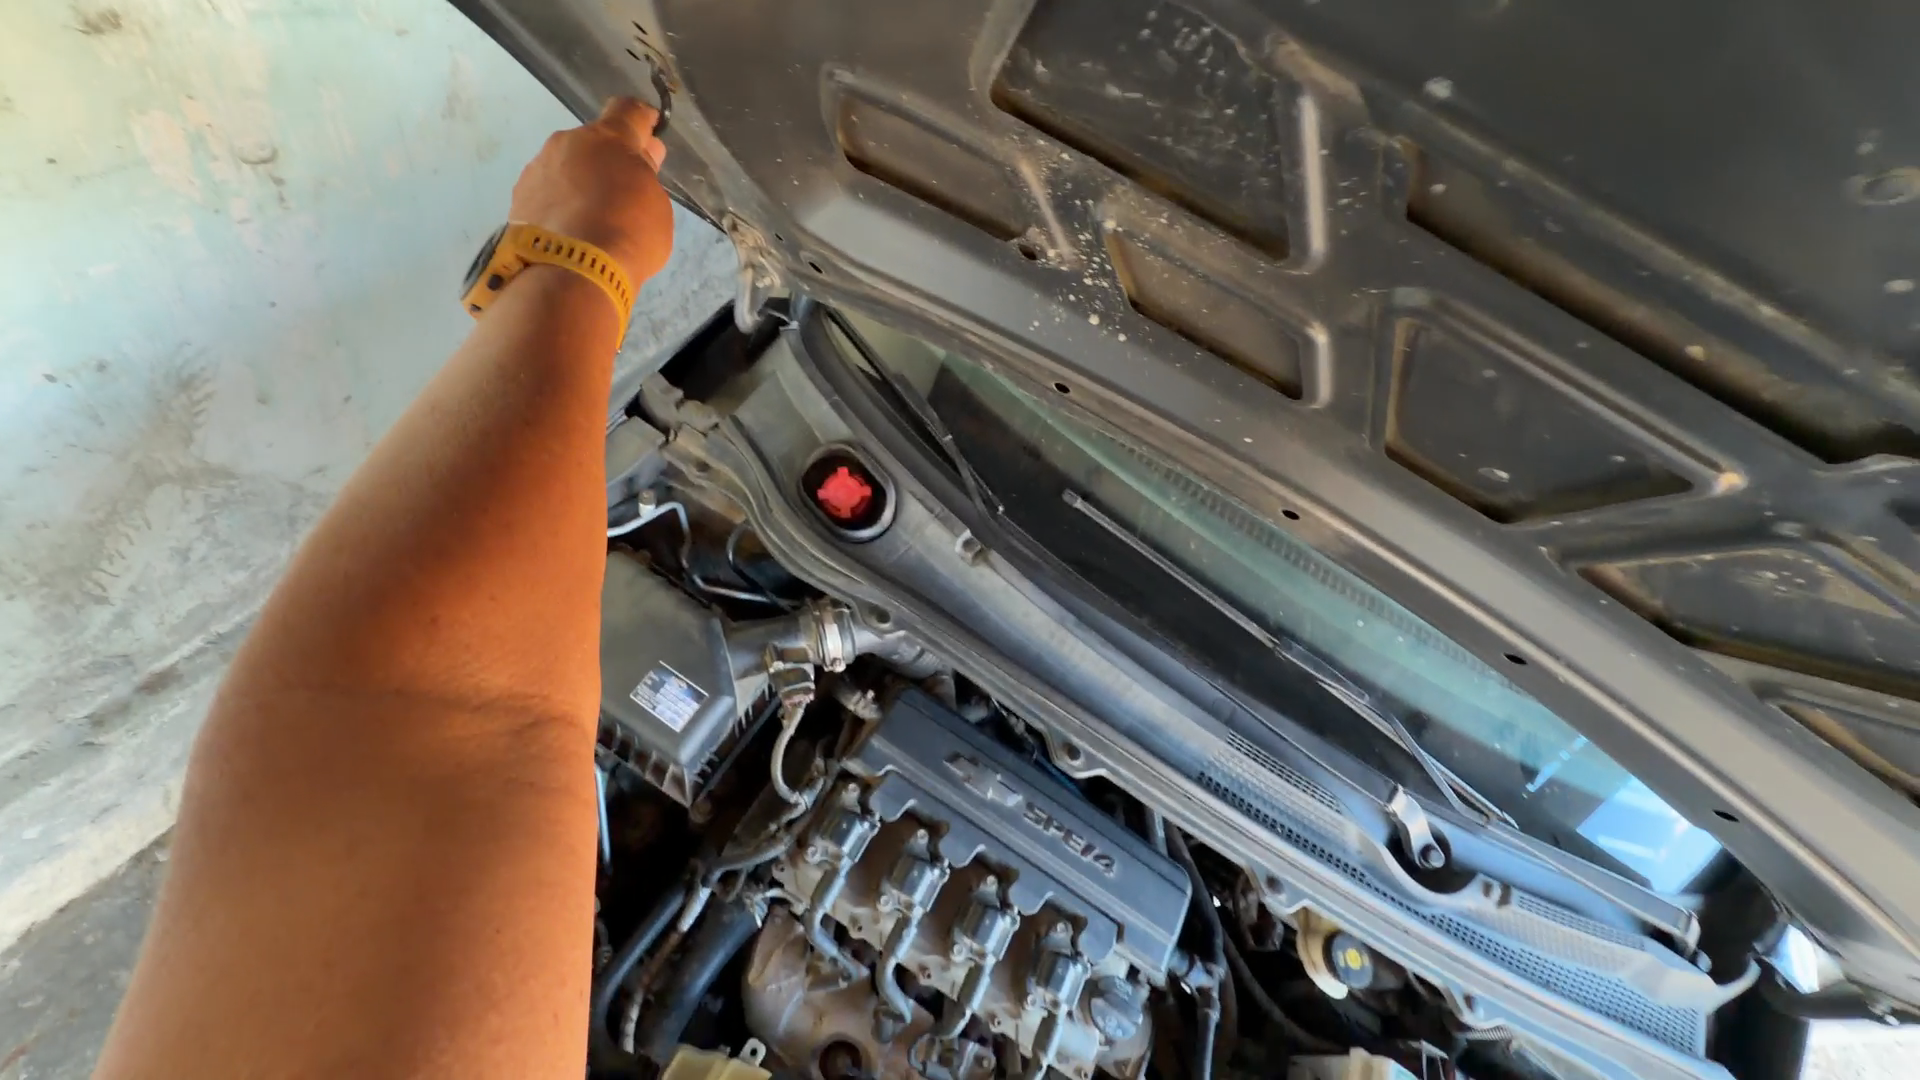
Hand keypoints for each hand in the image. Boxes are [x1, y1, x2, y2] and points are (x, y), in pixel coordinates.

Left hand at [508, 98, 674, 284]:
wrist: (573, 269)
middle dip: (610, 161)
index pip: (629, 111)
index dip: (643, 121)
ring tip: (594, 221)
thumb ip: (647, 178)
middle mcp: (568, 141)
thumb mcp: (657, 207)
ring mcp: (539, 167)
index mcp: (608, 138)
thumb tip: (642, 159)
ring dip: (582, 184)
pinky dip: (562, 205)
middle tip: (624, 193)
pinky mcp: (520, 195)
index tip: (651, 135)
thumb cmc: (629, 234)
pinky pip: (549, 192)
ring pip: (567, 167)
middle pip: (594, 143)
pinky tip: (573, 232)